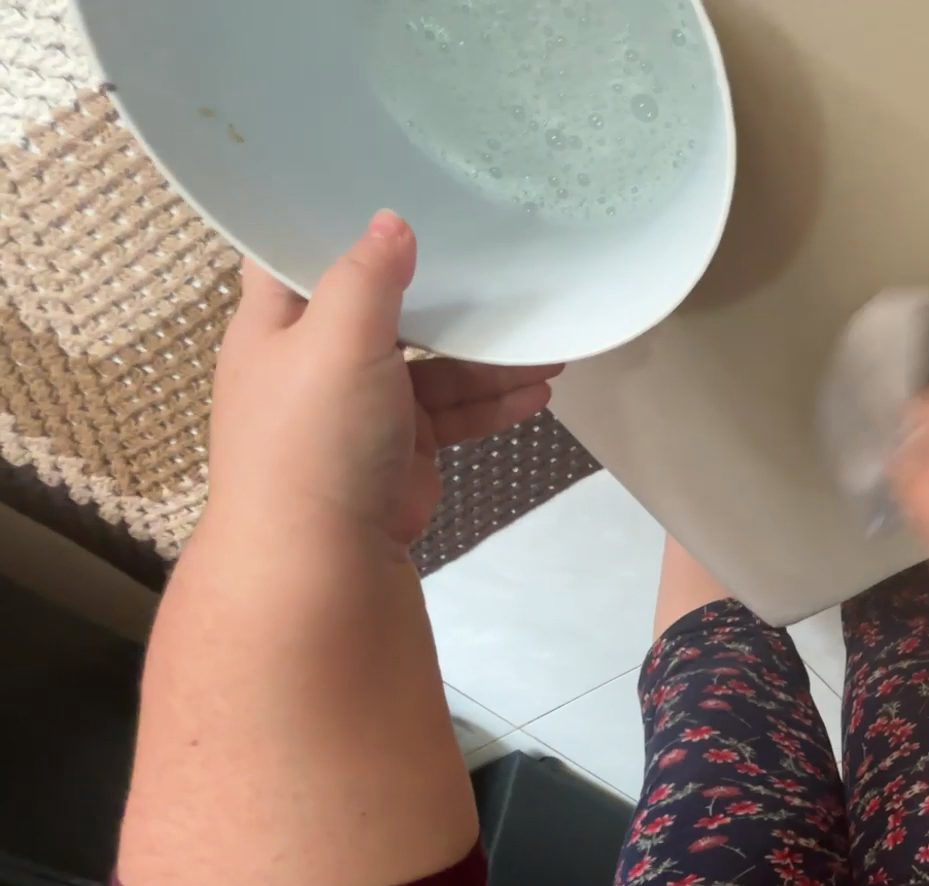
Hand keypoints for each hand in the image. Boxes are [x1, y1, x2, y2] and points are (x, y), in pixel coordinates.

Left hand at [206, 210, 562, 554]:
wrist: (327, 545)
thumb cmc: (315, 433)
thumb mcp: (338, 342)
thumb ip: (368, 280)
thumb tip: (393, 221)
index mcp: (283, 323)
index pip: (305, 258)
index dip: (345, 229)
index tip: (402, 203)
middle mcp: (325, 358)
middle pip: (396, 315)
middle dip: (452, 302)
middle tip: (505, 279)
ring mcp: (372, 404)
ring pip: (440, 369)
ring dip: (492, 361)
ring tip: (551, 351)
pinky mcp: (410, 442)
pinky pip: (459, 412)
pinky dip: (496, 403)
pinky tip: (538, 394)